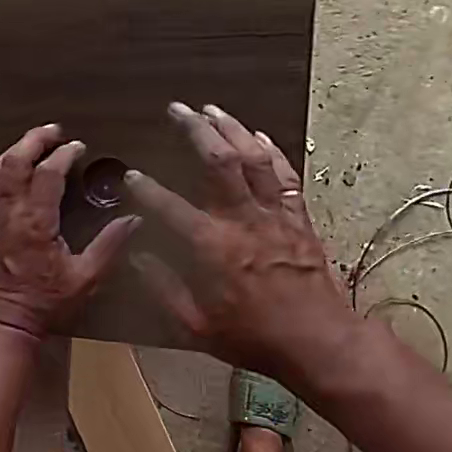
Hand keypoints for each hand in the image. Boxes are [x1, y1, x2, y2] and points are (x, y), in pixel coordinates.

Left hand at [0, 124, 141, 338]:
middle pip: (14, 163)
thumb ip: (110, 245)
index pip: (48, 174)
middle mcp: (8, 216)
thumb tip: (134, 220)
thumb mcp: (86, 277)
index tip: (77, 147)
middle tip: (51, 131)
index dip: (63, 154)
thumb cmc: (45, 303)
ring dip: (11, 154)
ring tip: (29, 144)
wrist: (5, 322)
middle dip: (33, 141)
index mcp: (36, 224)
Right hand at [124, 103, 354, 375]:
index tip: (130, 176)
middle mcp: (244, 221)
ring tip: (211, 108)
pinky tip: (257, 135)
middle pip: (218, 162)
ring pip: (253, 158)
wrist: (321, 343)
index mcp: (213, 247)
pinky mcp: (299, 218)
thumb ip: (162, 287)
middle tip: (177, 109)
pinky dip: (270, 151)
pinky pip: (284, 175)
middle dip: (195, 131)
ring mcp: (275, 216)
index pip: (169, 206)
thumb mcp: (195, 324)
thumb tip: (138, 256)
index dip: (146, 188)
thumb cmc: (253, 337)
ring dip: (231, 129)